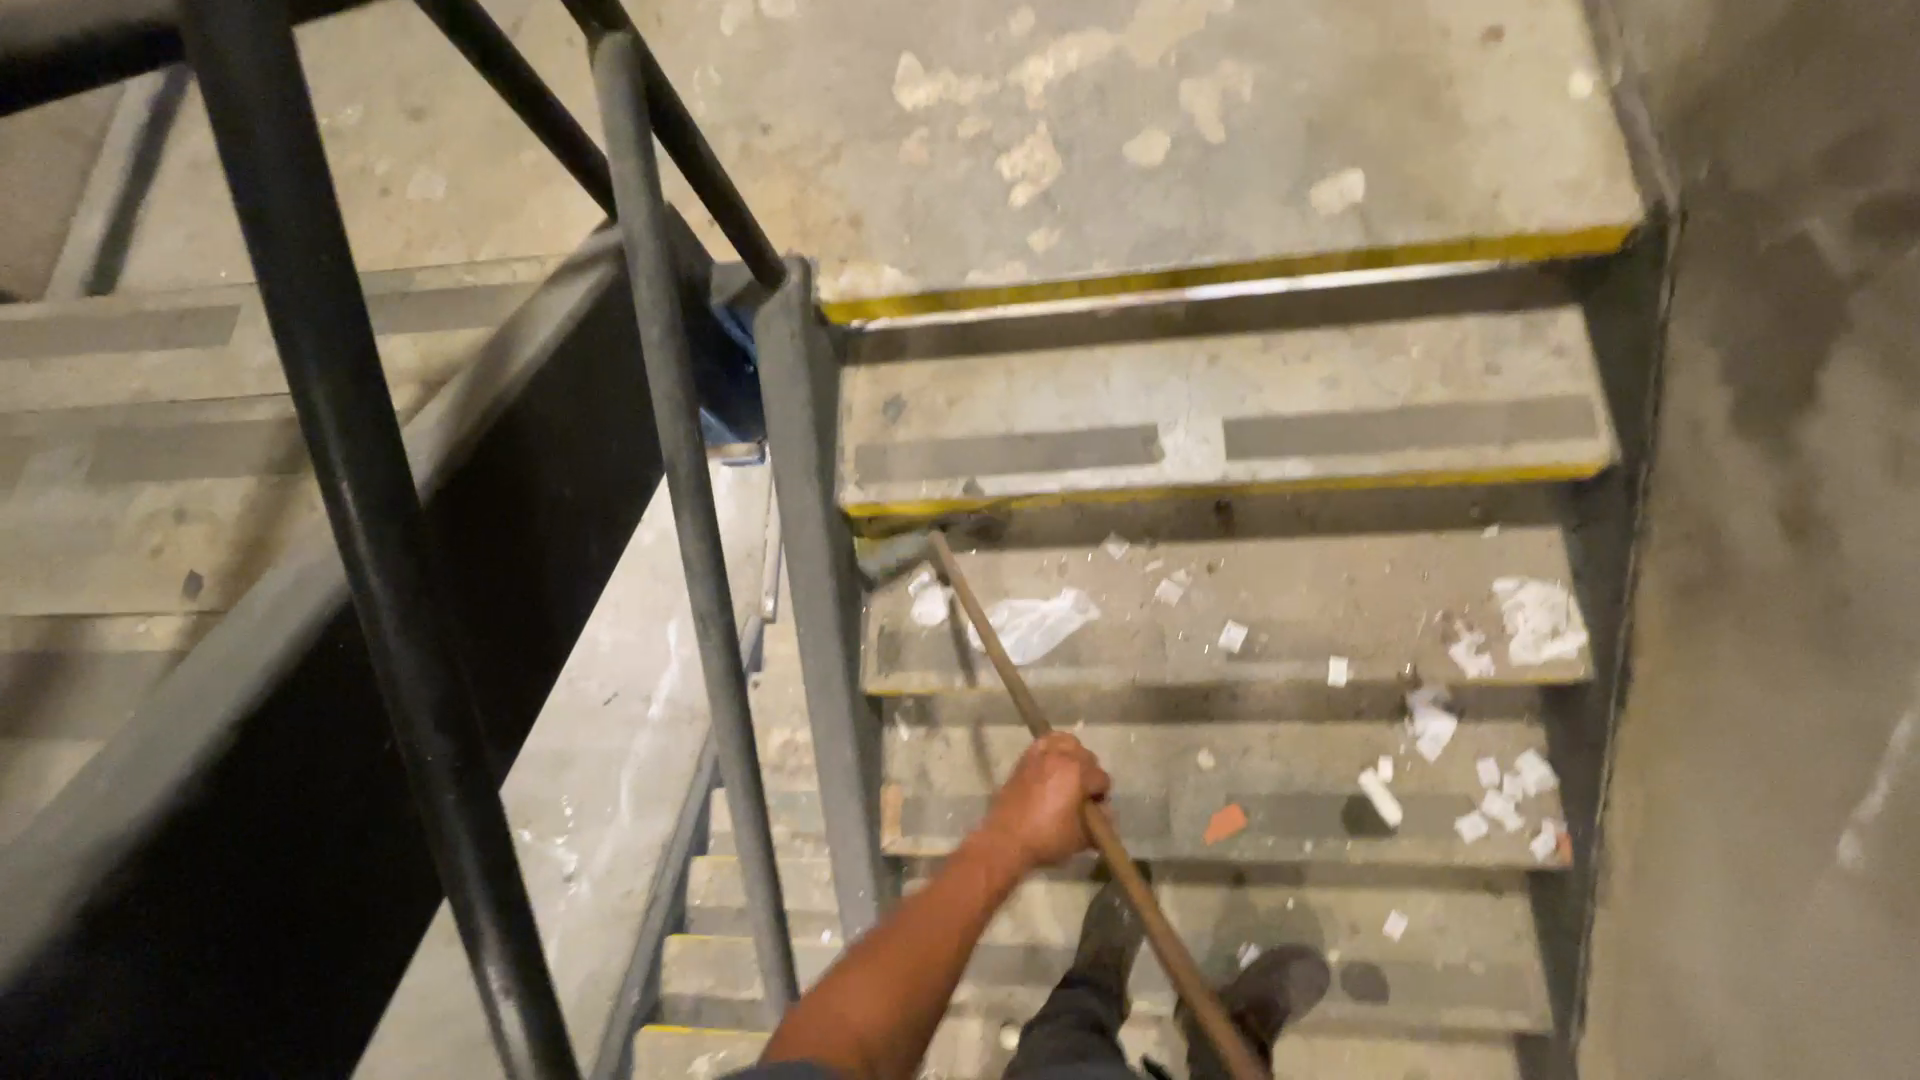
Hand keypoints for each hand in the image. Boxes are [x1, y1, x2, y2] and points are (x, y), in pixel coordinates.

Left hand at [977, 733, 1111, 870]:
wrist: (1008, 838)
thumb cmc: (1047, 838)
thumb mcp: (1082, 837)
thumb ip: (1100, 823)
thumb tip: (1104, 813)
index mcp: (1078, 773)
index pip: (1102, 778)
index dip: (1101, 796)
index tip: (1094, 810)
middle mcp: (1061, 757)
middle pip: (1087, 757)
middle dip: (1089, 775)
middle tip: (1082, 794)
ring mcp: (1041, 754)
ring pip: (1067, 742)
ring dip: (1073, 755)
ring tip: (1069, 775)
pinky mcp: (1026, 758)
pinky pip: (1045, 742)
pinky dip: (1053, 747)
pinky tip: (1052, 764)